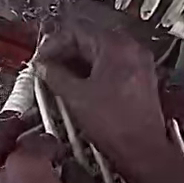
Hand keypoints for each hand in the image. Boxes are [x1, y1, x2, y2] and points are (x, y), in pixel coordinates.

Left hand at [0, 133, 98, 182]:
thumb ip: (78, 178)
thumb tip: (74, 172)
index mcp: (24, 166)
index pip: (41, 140)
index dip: (59, 145)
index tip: (68, 152)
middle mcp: (1, 179)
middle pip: (24, 158)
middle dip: (44, 165)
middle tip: (66, 176)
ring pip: (14, 180)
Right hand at [35, 17, 172, 171]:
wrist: (141, 151)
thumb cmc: (117, 126)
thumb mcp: (75, 96)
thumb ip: (55, 75)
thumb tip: (45, 67)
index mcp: (116, 47)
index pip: (76, 31)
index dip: (53, 44)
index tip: (42, 58)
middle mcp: (132, 50)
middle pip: (89, 39)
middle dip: (64, 53)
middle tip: (47, 66)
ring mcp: (138, 64)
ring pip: (99, 53)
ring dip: (76, 63)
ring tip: (59, 78)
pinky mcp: (139, 79)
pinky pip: (110, 66)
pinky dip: (91, 72)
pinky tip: (78, 87)